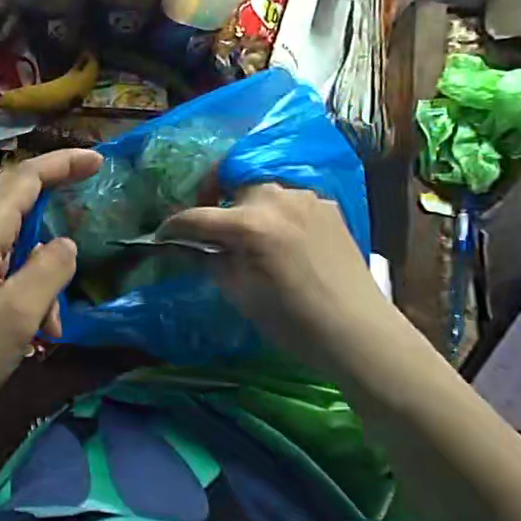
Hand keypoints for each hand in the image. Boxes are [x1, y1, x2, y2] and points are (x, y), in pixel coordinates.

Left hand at [0, 149, 102, 428]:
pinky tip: (22, 342)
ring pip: (14, 260)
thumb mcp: (13, 318)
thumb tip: (66, 242)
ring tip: (41, 339)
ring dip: (38, 293)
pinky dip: (19, 304)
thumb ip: (47, 273)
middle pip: (23, 222)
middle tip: (64, 306)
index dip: (63, 164)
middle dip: (54, 258)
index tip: (99, 160)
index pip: (25, 179)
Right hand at [159, 183, 406, 378]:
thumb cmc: (291, 320)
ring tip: (247, 235)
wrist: (358, 333)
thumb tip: (188, 246)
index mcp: (250, 223)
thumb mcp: (238, 292)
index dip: (173, 226)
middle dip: (216, 203)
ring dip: (248, 206)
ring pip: (263, 191)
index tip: (162, 235)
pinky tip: (280, 240)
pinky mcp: (329, 208)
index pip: (197, 216)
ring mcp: (307, 200)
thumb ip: (209, 260)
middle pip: (232, 187)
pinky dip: (276, 215)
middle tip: (210, 230)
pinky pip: (290, 202)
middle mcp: (278, 199)